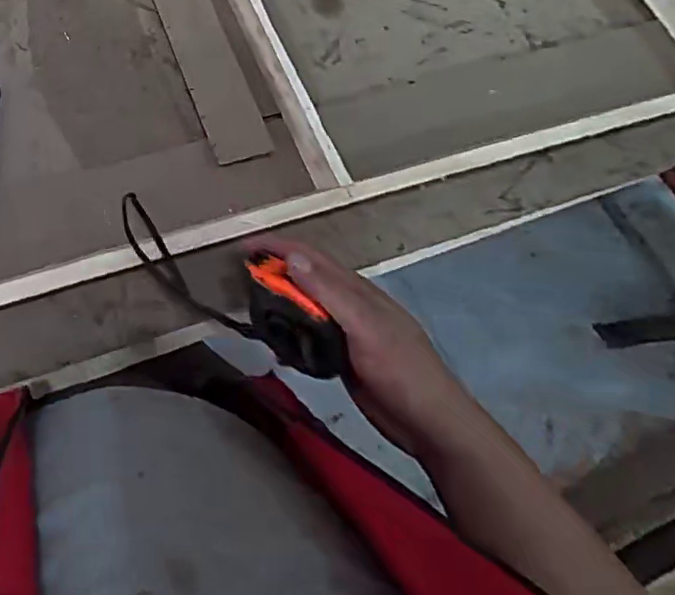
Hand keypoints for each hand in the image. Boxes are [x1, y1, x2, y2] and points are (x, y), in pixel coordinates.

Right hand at [246, 236, 484, 458]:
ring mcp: (346, 330)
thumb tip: (291, 256)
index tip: (244, 246)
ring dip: (277, 300)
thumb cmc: (403, 373)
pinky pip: (306, 333)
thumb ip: (329, 292)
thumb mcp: (366, 328)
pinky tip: (276, 344)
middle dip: (272, 270)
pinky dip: (287, 332)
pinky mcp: (340, 354)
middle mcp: (349, 304)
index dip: (277, 246)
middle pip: (304, 277)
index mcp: (357, 291)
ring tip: (252, 306)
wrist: (433, 428)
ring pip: (303, 304)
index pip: (311, 257)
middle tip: (240, 276)